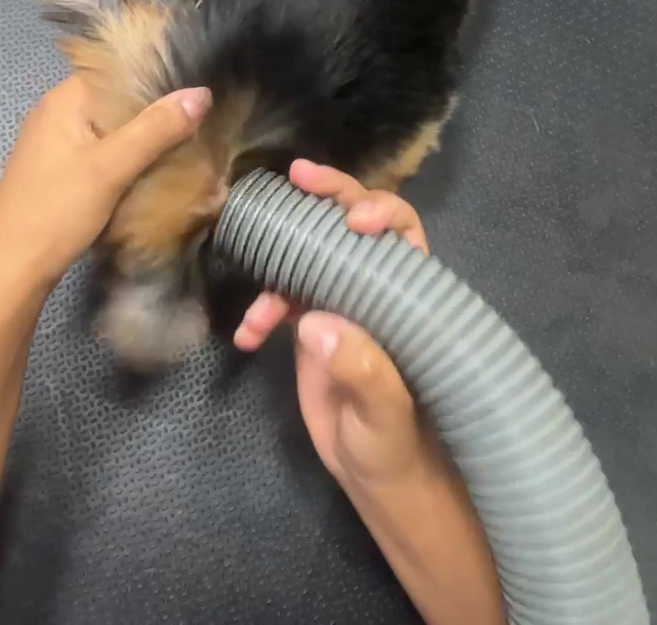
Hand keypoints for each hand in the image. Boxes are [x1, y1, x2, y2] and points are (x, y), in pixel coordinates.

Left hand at [0, 76, 210, 286]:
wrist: (10, 272)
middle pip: (117, 99)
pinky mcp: (61, 172)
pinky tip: (155, 167)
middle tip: (202, 115)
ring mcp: (57, 144)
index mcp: (64, 100)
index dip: (157, 74)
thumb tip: (202, 93)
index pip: (118, 70)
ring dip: (145, 135)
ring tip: (189, 138)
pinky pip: (104, 152)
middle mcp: (57, 114)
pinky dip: (129, 157)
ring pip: (113, 128)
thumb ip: (156, 129)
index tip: (197, 84)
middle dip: (156, 108)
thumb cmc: (56, 211)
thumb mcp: (111, 167)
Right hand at [233, 160, 444, 487]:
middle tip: (296, 177)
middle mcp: (375, 287)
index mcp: (409, 296)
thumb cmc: (401, 446)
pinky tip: (247, 337)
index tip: (351, 219)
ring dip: (278, 265)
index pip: (401, 233)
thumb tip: (316, 324)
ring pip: (310, 255)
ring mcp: (342, 303)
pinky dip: (261, 311)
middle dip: (326, 196)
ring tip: (261, 309)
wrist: (379, 479)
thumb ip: (365, 372)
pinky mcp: (313, 325)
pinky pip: (282, 299)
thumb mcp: (388, 416)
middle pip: (351, 224)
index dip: (379, 211)